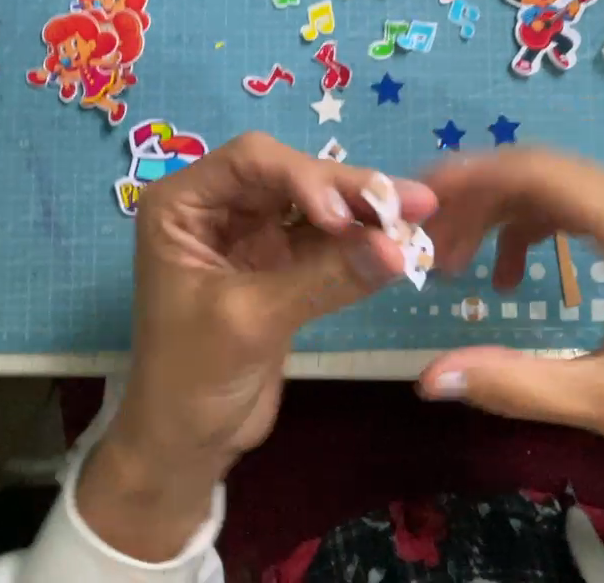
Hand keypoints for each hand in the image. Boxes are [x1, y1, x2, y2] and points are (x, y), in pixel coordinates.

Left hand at [80, 133, 435, 560]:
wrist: (186, 441)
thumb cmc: (192, 375)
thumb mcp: (250, 319)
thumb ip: (323, 278)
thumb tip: (399, 248)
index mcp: (183, 203)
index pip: (251, 161)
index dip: (304, 177)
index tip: (345, 217)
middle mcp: (217, 205)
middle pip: (290, 176)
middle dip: (347, 189)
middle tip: (413, 200)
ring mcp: (250, 233)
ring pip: (313, 204)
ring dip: (363, 211)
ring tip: (420, 214)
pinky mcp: (279, 263)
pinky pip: (325, 240)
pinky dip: (360, 242)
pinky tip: (400, 242)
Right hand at [416, 150, 603, 547]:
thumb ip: (519, 386)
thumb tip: (429, 379)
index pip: (536, 172)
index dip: (468, 177)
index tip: (416, 201)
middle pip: (537, 170)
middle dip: (472, 200)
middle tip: (425, 244)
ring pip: (552, 183)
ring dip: (497, 213)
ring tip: (455, 261)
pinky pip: (575, 203)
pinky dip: (531, 225)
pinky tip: (513, 273)